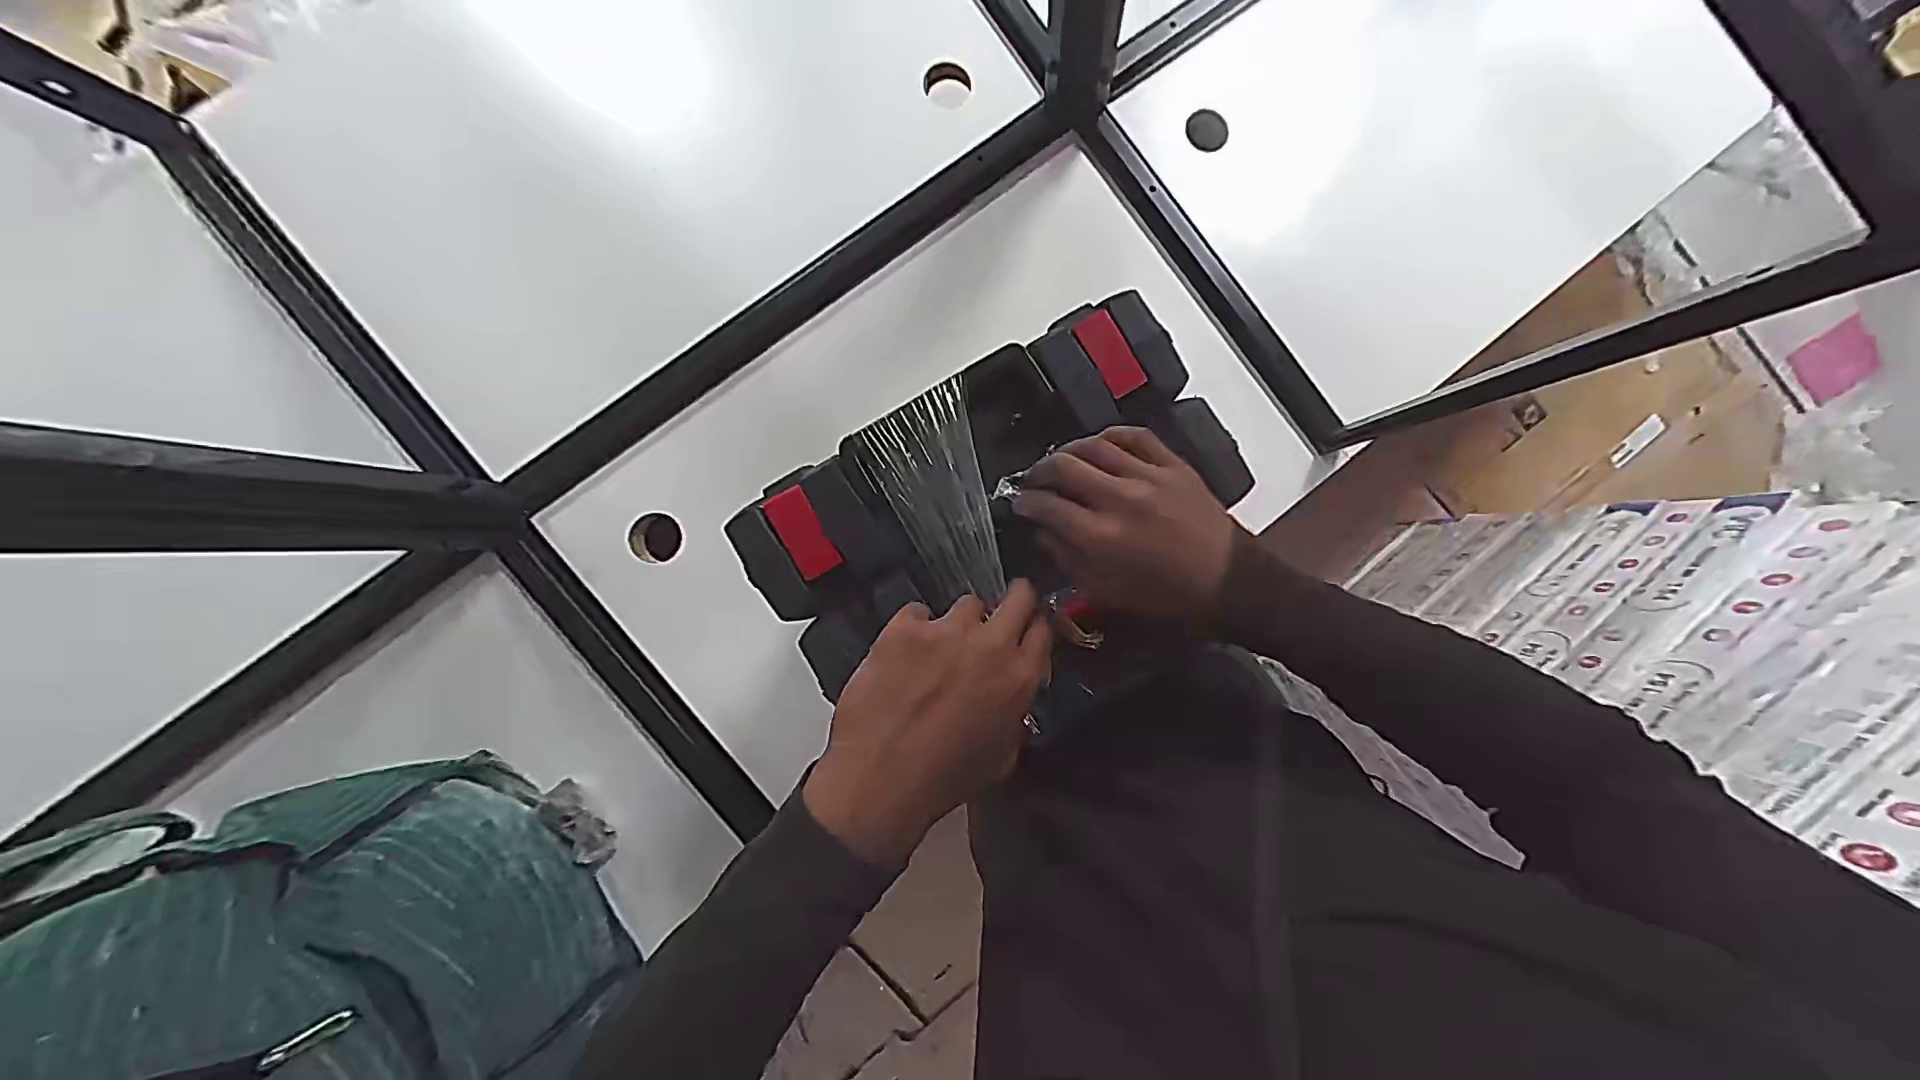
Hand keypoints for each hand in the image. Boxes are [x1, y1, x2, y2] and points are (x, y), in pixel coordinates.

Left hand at [803, 581, 1052, 866]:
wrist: (880, 780)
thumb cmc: (941, 779)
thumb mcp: (1001, 758)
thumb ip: (1015, 717)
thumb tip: (1012, 702)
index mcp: (1019, 678)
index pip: (1043, 628)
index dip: (1035, 626)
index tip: (1026, 628)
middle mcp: (989, 646)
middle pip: (1018, 595)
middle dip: (1014, 601)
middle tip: (998, 617)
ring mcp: (945, 631)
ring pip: (967, 603)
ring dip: (960, 623)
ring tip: (941, 648)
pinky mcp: (904, 628)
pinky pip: (917, 612)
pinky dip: (915, 628)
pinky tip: (905, 652)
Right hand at [1012, 426, 1244, 622]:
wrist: (1225, 581)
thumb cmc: (1165, 594)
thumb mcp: (1105, 590)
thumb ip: (1067, 558)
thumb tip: (1044, 533)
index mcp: (1101, 537)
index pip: (1047, 506)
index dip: (1025, 502)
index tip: (1020, 502)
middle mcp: (1121, 500)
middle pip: (1063, 466)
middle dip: (1039, 471)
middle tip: (1034, 479)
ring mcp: (1149, 477)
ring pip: (1095, 446)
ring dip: (1069, 449)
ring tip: (1061, 459)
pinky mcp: (1173, 466)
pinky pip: (1136, 437)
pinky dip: (1112, 436)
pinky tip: (1100, 444)